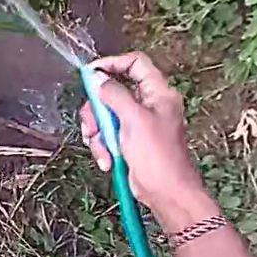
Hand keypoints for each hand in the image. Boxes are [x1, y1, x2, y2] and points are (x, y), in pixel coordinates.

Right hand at [80, 51, 220, 234]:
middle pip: (113, 92)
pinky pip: (108, 135)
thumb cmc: (157, 157)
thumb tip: (97, 79)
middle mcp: (149, 104)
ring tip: (103, 150)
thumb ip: (114, 95)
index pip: (135, 63)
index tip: (90, 75)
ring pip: (106, 115)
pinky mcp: (130, 141)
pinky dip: (104, 146)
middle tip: (91, 126)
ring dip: (98, 133)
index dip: (112, 64)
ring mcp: (139, 123)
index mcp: (158, 93)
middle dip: (97, 110)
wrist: (167, 193)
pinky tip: (107, 160)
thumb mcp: (133, 120)